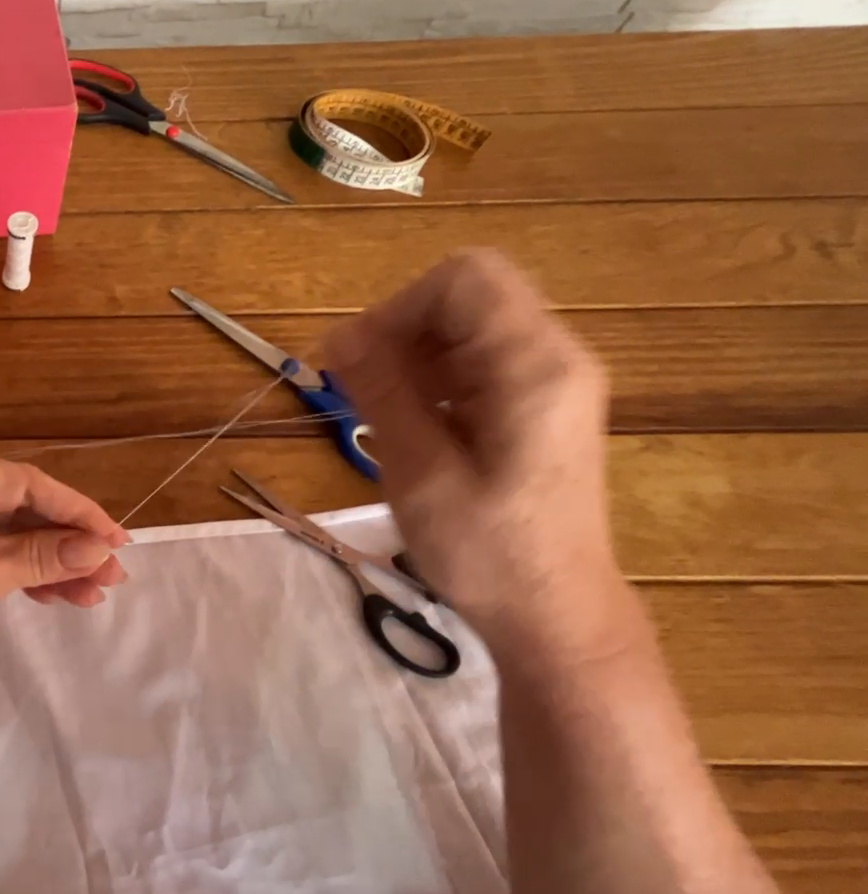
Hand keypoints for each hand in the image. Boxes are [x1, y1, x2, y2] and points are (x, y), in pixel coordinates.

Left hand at [0, 449, 129, 698]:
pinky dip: (20, 571)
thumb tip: (103, 548)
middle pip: (18, 506)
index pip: (23, 482)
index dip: (76, 510)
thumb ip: (41, 557)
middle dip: (65, 542)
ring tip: (94, 593)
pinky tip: (56, 594)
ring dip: (49, 561)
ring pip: (6, 532)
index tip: (120, 541)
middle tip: (112, 575)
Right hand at [324, 251, 634, 666]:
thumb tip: (339, 334)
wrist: (553, 613)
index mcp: (534, 366)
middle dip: (399, 329)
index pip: (463, 280)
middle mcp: (553, 358)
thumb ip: (383, 393)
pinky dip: (430, 376)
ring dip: (410, 354)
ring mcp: (550, 381)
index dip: (397, 307)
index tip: (354, 361)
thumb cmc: (486, 550)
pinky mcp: (538, 405)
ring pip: (466, 326)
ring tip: (376, 411)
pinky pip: (475, 360)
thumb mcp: (420, 470)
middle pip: (465, 295)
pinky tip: (408, 422)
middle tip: (358, 386)